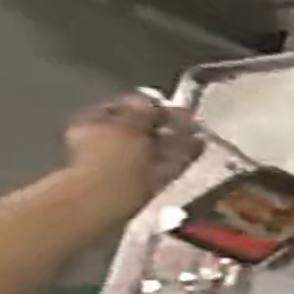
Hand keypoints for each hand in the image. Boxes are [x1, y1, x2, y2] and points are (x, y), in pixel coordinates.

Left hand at [65, 94, 200, 204]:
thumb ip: (141, 112)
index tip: (170, 104)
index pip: (122, 107)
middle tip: (190, 119)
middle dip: (166, 124)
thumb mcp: (127, 126)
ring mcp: (132, 160)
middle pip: (143, 127)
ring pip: (159, 144)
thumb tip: (150, 100)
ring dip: (179, 138)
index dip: (146, 105)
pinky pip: (172, 160)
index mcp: (94, 123)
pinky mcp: (153, 176)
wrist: (116, 194)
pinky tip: (200, 147)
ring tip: (200, 132)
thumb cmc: (113, 156)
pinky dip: (185, 153)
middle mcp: (110, 139)